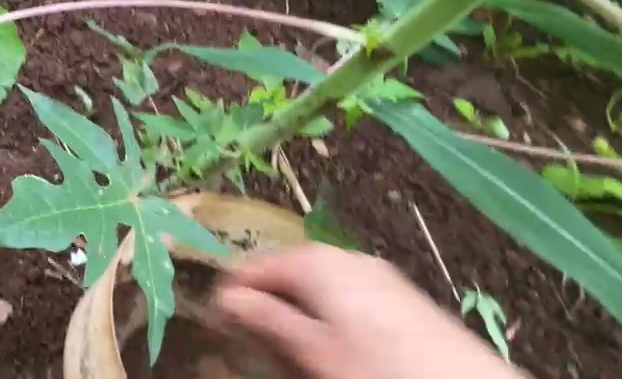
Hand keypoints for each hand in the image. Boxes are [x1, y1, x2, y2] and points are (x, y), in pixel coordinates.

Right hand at [213, 244, 518, 378]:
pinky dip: (332, 315)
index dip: (232, 294)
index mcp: (311, 260)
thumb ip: (266, 318)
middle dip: (269, 305)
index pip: (249, 266)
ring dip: (300, 312)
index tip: (222, 325)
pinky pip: (346, 294)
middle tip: (263, 344)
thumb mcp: (317, 351)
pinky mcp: (399, 294)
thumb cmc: (383, 370)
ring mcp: (373, 272)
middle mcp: (339, 254)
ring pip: (316, 286)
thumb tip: (222, 296)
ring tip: (302, 351)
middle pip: (284, 273)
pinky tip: (341, 348)